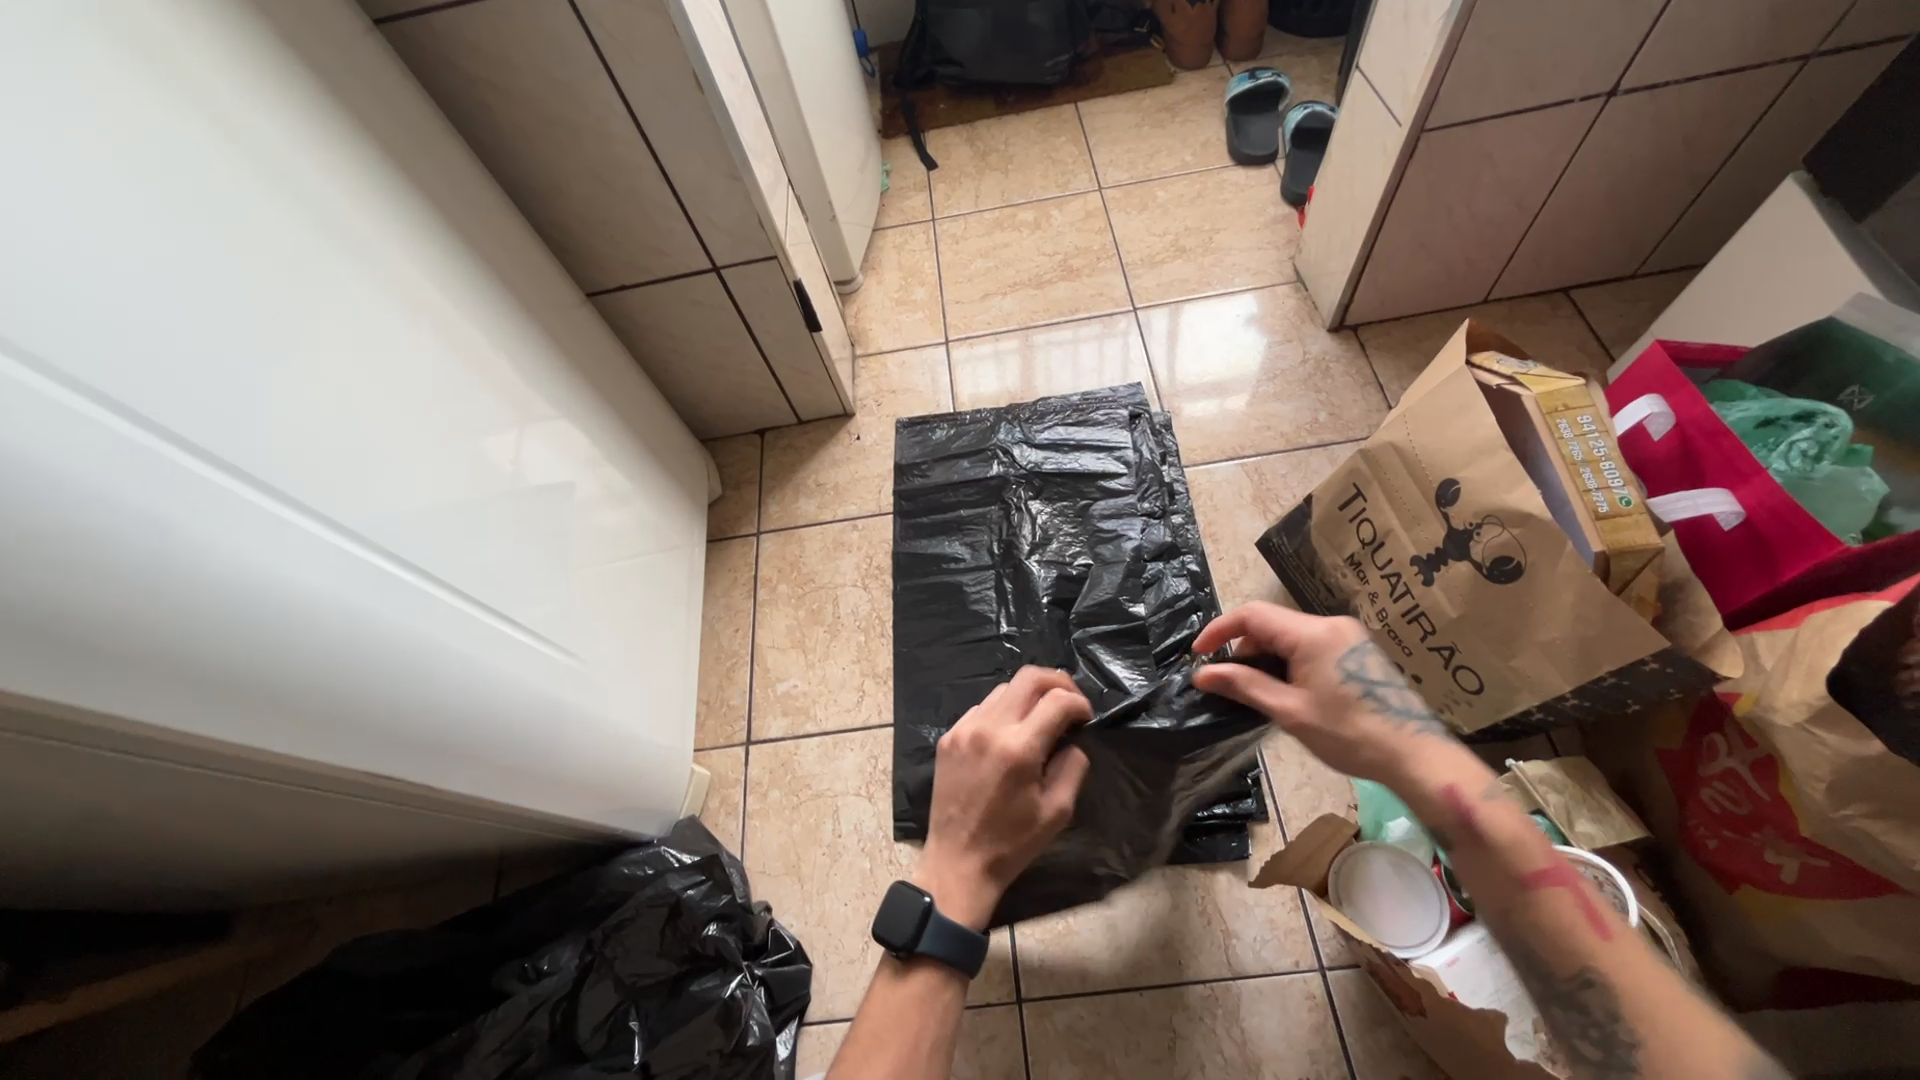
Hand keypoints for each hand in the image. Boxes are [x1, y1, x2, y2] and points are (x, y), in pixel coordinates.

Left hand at [916, 667, 1092, 929]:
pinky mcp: (949, 737)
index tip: (1086, 717)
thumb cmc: (1012, 843)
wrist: (958, 862)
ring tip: (1041, 719)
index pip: (1058, 700)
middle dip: (1057, 682)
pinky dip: (1003, 711)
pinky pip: (982, 708)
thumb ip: (1073, 766)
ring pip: (1004, 689)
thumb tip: (1071, 739)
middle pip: (1029, 677)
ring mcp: (964, 729)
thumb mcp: (1058, 810)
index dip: (1079, 703)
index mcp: (1019, 748)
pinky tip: (1010, 734)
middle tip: (1070, 702)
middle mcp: (989, 728)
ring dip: (1028, 696)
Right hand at [1190, 603, 1455, 783]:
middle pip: (1270, 624)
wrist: (1415, 756)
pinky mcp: (1357, 651)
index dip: (1219, 630)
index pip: (1252, 615)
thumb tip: (1202, 674)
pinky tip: (1287, 692)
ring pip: (1289, 636)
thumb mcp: (1289, 712)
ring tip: (1257, 693)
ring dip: (1266, 658)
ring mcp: (1347, 636)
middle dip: (1243, 649)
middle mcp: (1330, 625)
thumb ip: (1243, 685)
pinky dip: (1289, 662)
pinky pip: (1309, 646)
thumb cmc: (1349, 735)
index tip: (1198, 655)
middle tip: (1229, 683)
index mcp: (1313, 634)